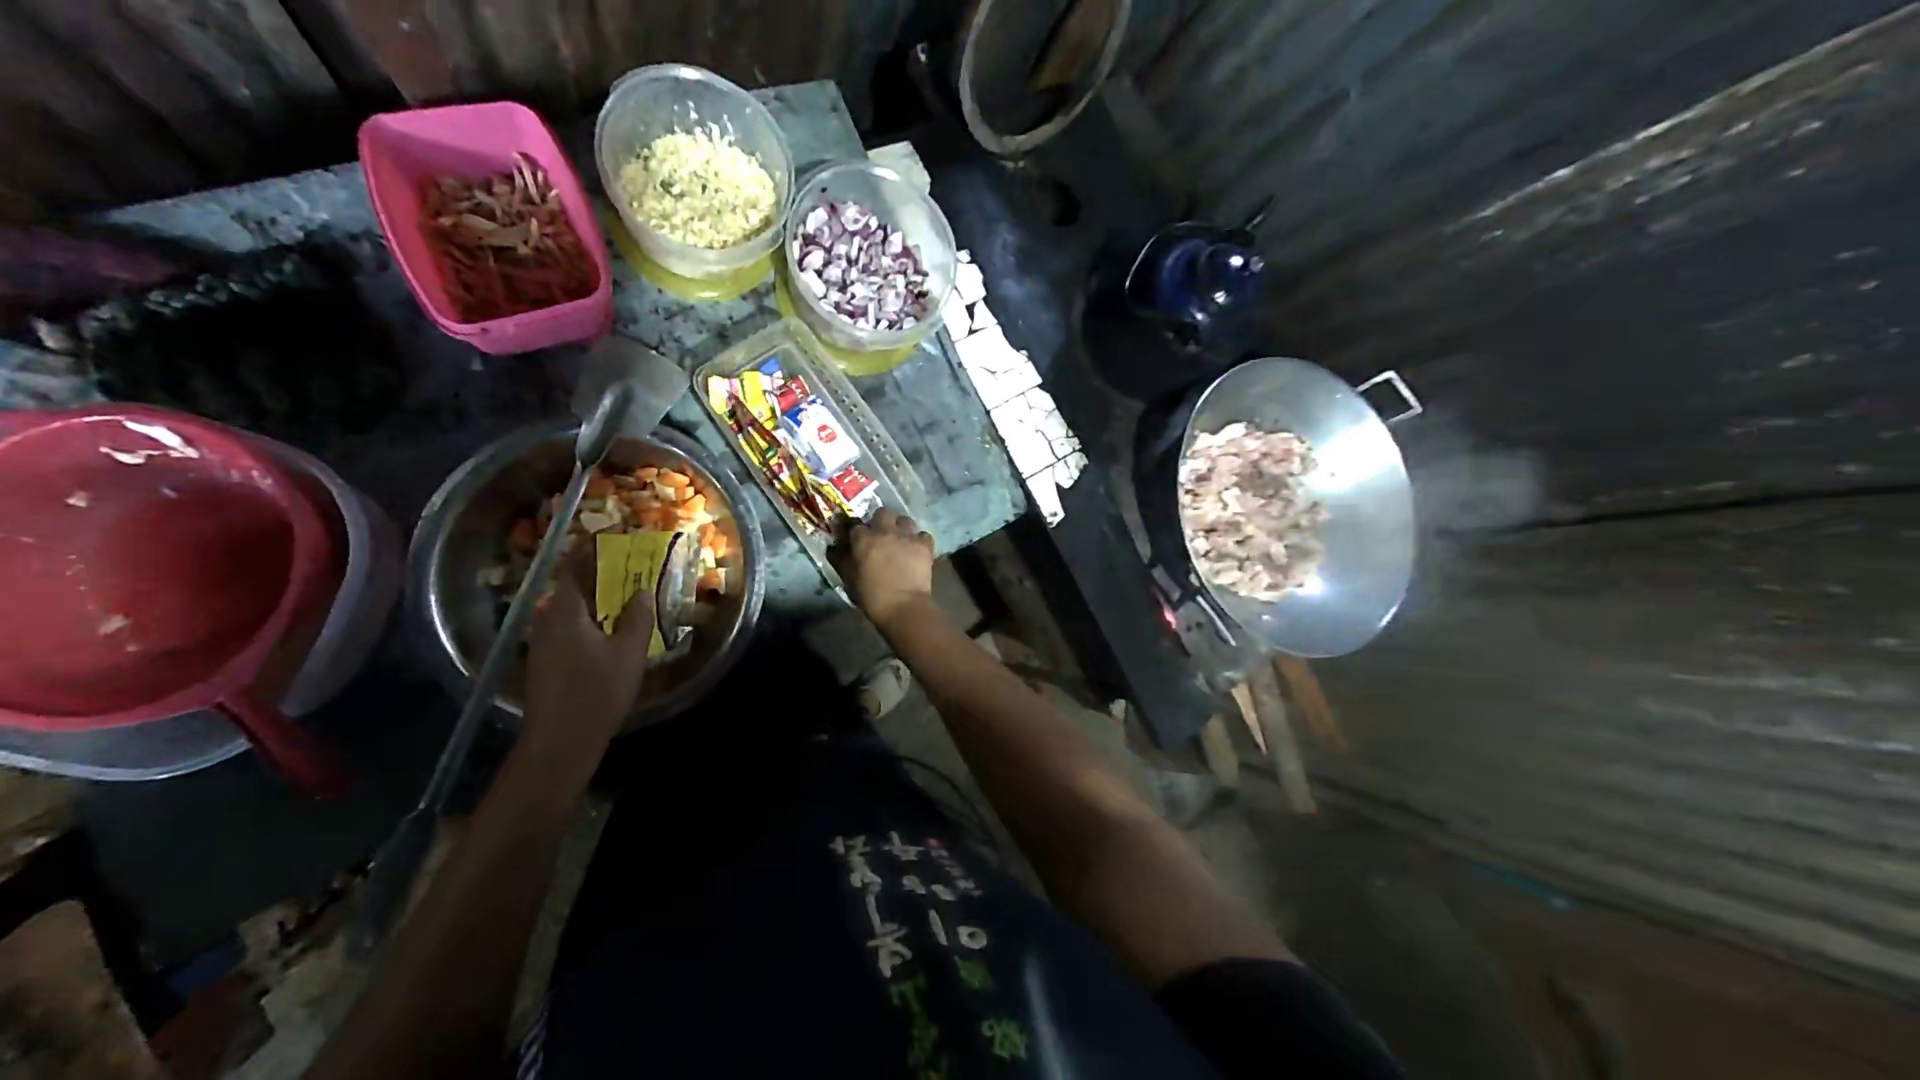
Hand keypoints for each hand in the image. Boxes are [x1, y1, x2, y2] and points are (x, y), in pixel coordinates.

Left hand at [524, 553, 652, 744]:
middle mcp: (546, 620)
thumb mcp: (628, 653)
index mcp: (564, 611)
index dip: (590, 550)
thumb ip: (637, 618)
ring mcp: (541, 641)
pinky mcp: (544, 659)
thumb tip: (643, 592)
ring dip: (591, 598)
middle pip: (569, 587)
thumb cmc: (597, 691)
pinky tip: (607, 628)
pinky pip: (566, 626)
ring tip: (621, 594)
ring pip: (567, 608)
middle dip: (595, 573)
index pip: (573, 568)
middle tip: (624, 567)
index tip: (609, 537)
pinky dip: (586, 618)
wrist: (560, 740)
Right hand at [844, 509, 935, 630]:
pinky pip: (923, 535)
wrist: (904, 606)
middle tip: (881, 535)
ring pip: (905, 519)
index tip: (857, 540)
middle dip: (881, 520)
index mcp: (864, 539)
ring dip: (901, 528)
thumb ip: (841, 560)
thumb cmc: (872, 597)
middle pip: (883, 512)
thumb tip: (834, 548)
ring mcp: (907, 536)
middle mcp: (885, 531)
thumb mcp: (850, 580)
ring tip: (900, 540)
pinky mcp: (925, 545)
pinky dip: (919, 540)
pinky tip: (917, 550)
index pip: (856, 525)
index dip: (856, 532)